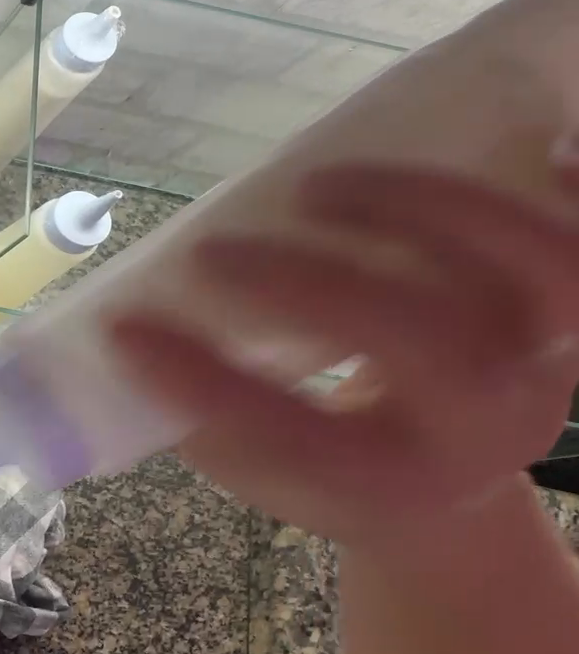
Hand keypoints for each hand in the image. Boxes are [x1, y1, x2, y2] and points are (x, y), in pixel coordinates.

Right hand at [112, 147, 578, 548]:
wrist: (444, 502)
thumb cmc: (324, 479)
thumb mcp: (253, 469)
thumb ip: (207, 410)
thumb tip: (138, 331)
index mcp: (381, 483)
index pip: (283, 430)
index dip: (196, 378)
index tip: (121, 330)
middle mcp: (476, 430)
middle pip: (417, 342)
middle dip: (306, 285)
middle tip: (212, 253)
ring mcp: (543, 370)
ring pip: (524, 277)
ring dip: (420, 214)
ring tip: (319, 184)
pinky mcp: (571, 323)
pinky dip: (564, 192)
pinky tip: (527, 151)